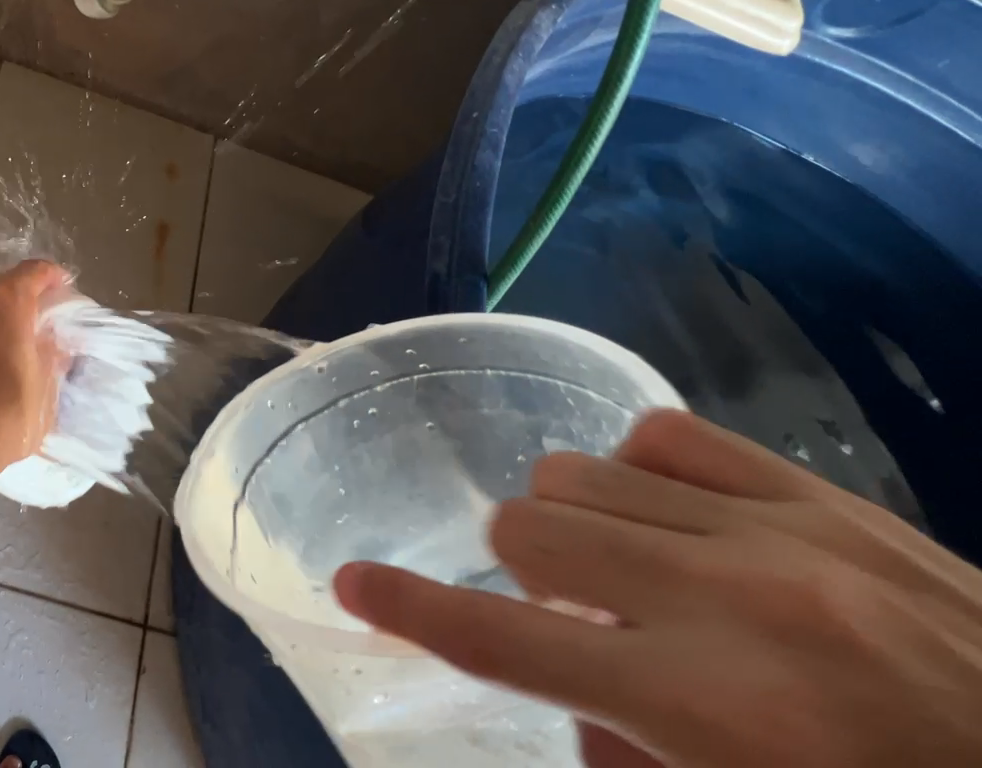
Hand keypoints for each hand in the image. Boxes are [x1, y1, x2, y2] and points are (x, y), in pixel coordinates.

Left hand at [0, 260, 69, 485]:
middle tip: (45, 318)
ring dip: (0, 315)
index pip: (34, 272)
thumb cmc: (5, 415)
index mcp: (6, 302)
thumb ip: (52, 355)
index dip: (53, 277)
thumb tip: (55, 341)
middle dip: (26, 297)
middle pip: (4, 285)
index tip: (66, 289)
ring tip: (18, 338)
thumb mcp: (45, 388)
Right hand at [333, 410, 981, 767]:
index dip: (408, 608)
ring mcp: (773, 530)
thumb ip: (626, 752)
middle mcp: (721, 599)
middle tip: (568, 611)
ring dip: (573, 523)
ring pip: (574, 473)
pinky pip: (660, 434)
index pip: (501, 641)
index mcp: (701, 704)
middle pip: (524, 529)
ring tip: (627, 567)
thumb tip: (576, 696)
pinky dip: (636, 471)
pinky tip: (672, 515)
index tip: (351, 582)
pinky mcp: (819, 494)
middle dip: (518, 570)